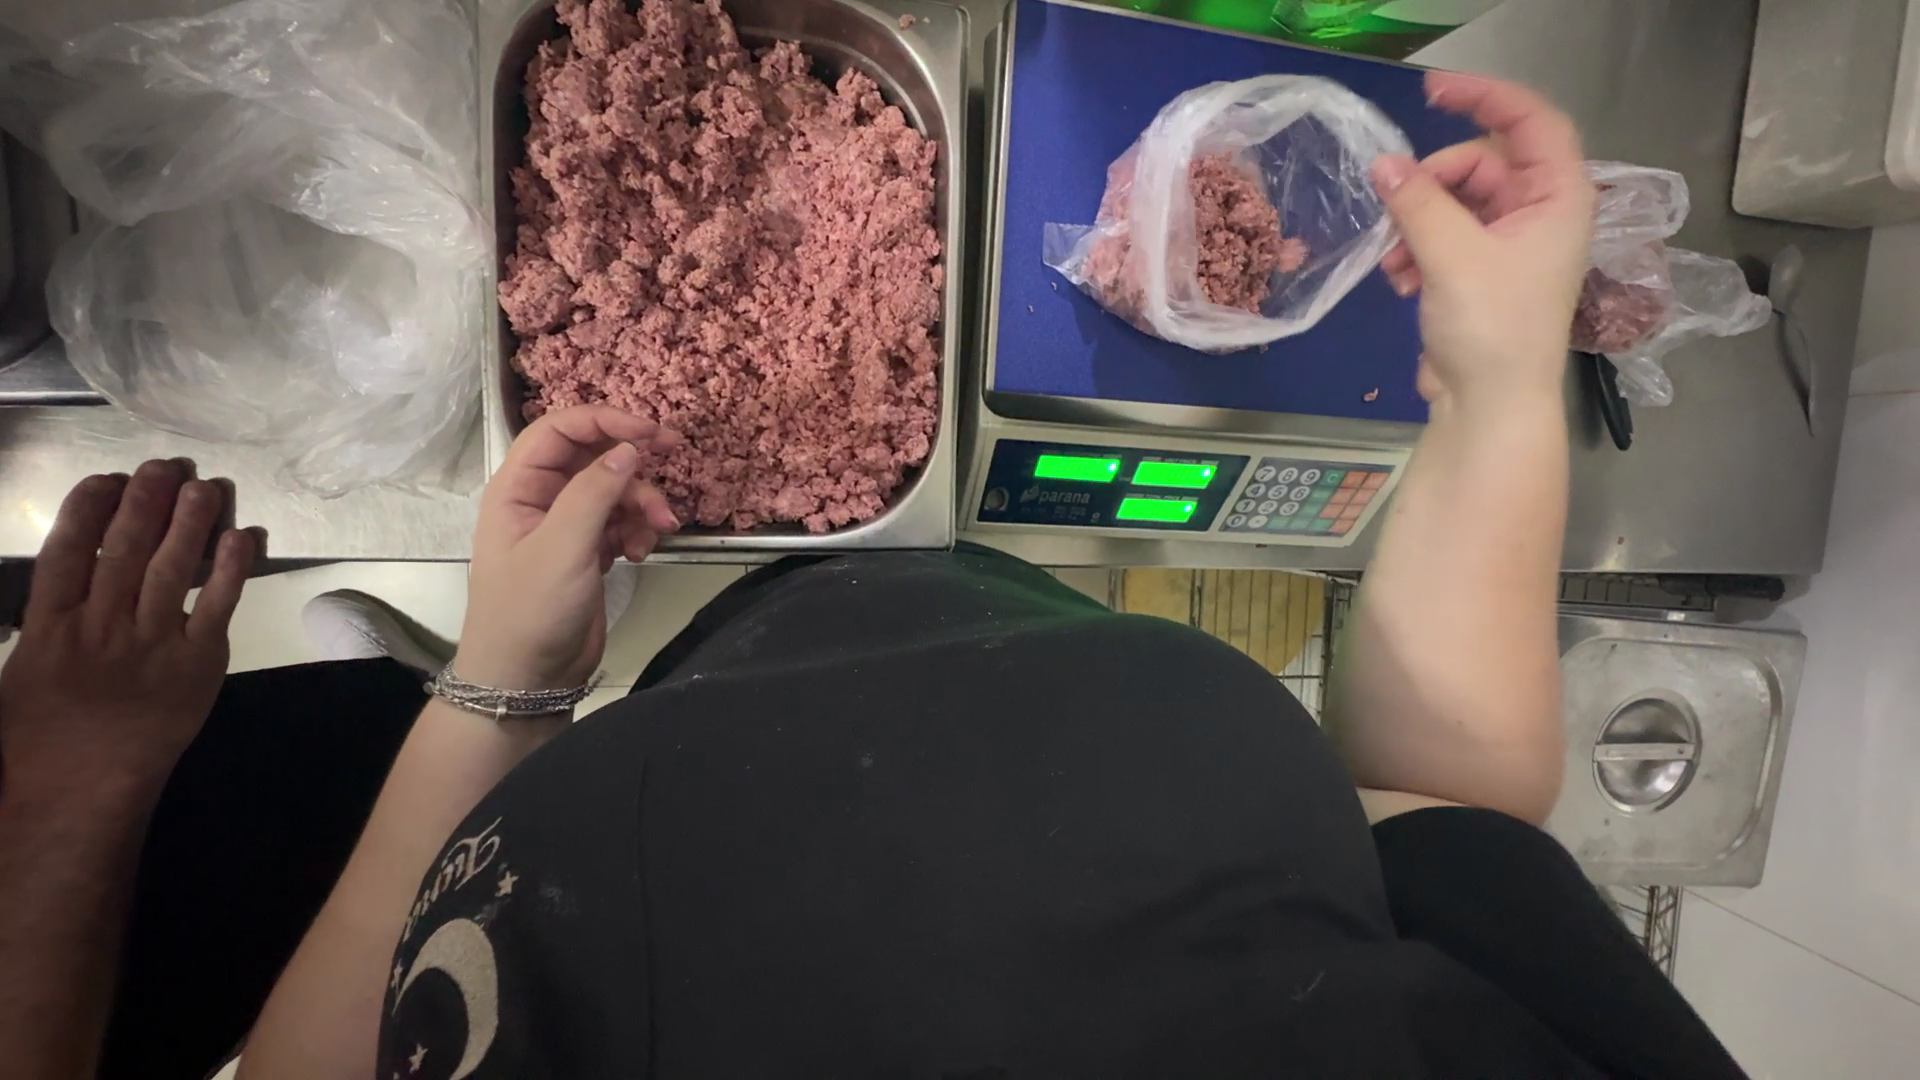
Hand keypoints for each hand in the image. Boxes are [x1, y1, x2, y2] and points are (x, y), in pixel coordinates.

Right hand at [0, 460, 257, 807]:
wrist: (79, 783)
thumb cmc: (37, 735)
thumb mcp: (20, 673)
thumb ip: (49, 625)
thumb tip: (68, 584)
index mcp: (46, 629)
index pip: (67, 557)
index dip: (89, 514)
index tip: (107, 480)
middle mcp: (101, 626)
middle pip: (126, 552)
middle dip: (147, 505)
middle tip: (165, 465)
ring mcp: (155, 640)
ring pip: (174, 570)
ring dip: (190, 524)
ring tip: (204, 485)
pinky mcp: (201, 657)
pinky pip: (220, 604)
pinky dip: (232, 568)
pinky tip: (243, 536)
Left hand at [455, 406, 681, 691]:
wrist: (527, 677)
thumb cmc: (531, 609)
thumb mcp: (563, 546)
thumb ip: (595, 492)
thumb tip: (629, 447)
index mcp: (519, 487)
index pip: (561, 430)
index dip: (606, 421)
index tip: (651, 432)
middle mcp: (542, 499)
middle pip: (595, 457)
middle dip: (634, 464)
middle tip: (674, 456)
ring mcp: (568, 526)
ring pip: (616, 492)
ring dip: (643, 505)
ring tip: (659, 532)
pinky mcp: (590, 551)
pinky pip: (623, 523)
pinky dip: (638, 532)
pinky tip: (640, 554)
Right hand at [1372, 71, 1594, 408]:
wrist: (1489, 401)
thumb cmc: (1491, 326)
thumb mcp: (1452, 258)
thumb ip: (1416, 206)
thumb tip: (1380, 164)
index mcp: (1557, 196)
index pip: (1529, 122)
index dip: (1484, 99)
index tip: (1431, 93)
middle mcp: (1535, 212)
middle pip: (1478, 168)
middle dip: (1429, 187)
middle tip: (1395, 211)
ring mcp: (1504, 245)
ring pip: (1450, 207)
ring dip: (1413, 227)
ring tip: (1392, 263)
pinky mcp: (1474, 275)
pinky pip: (1439, 240)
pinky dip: (1413, 253)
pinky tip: (1397, 281)